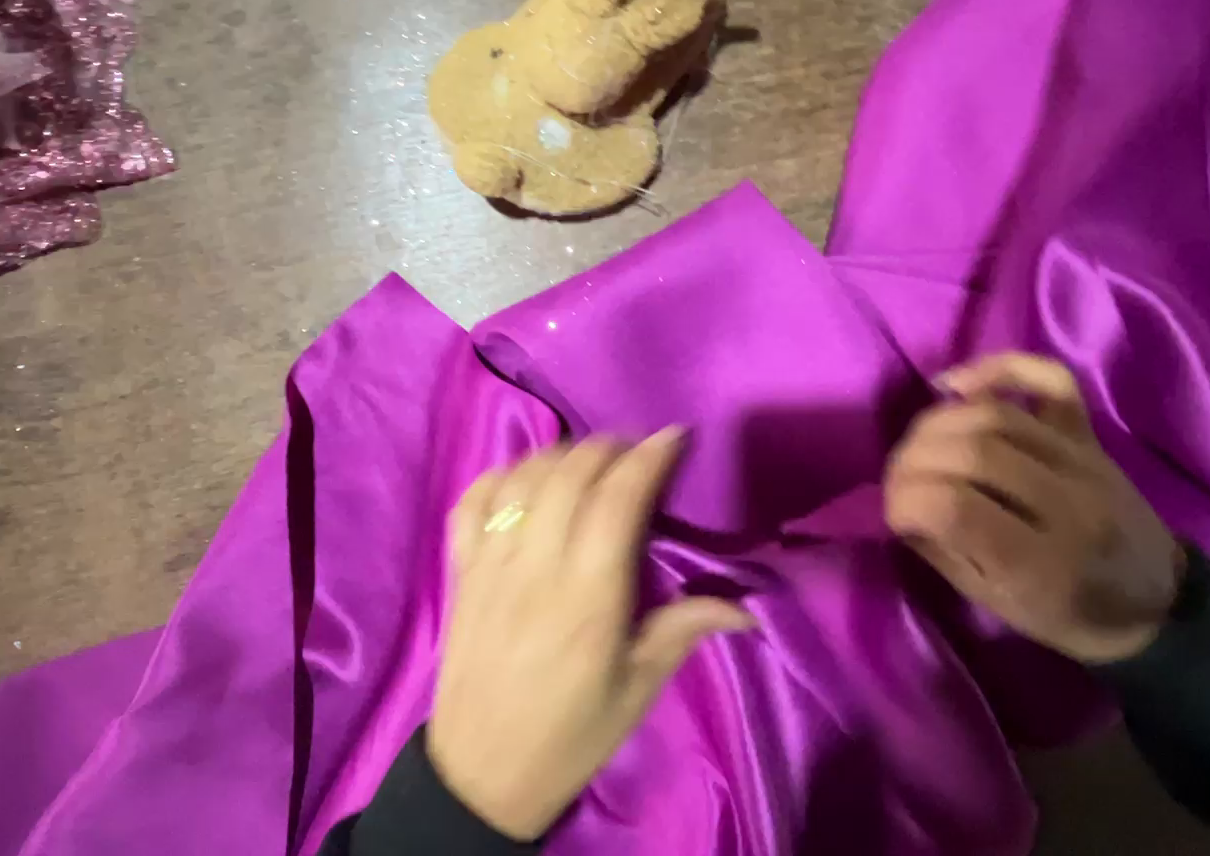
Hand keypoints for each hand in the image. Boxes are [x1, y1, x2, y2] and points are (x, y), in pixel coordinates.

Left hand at [429, 430, 753, 839]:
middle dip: (608, 446)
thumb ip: (683, 630)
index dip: (647, 458)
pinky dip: (501, 477)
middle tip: (634, 450)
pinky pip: (472, 503)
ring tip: (587, 459)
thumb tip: (747, 606)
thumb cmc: (572, 732)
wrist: (483, 773)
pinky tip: (524, 479)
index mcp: (588, 597)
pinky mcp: (462, 571)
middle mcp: (537, 567)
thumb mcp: (638, 690)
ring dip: (559, 454)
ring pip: (523, 479)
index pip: (618, 501)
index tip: (672, 436)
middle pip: (570, 475)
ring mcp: (491, 564)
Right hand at [883, 353, 1184, 662]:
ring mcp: (1084, 461)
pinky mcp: (1089, 434)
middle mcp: (1068, 505)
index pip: (953, 507)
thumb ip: (939, 547)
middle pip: (971, 452)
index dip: (904, 501)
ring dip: (936, 424)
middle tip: (897, 479)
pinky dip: (999, 368)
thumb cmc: (1064, 612)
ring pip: (994, 415)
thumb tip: (897, 501)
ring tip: (917, 447)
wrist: (1154, 604)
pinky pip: (1049, 379)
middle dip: (913, 461)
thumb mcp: (992, 600)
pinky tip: (959, 385)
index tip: (893, 513)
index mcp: (1042, 564)